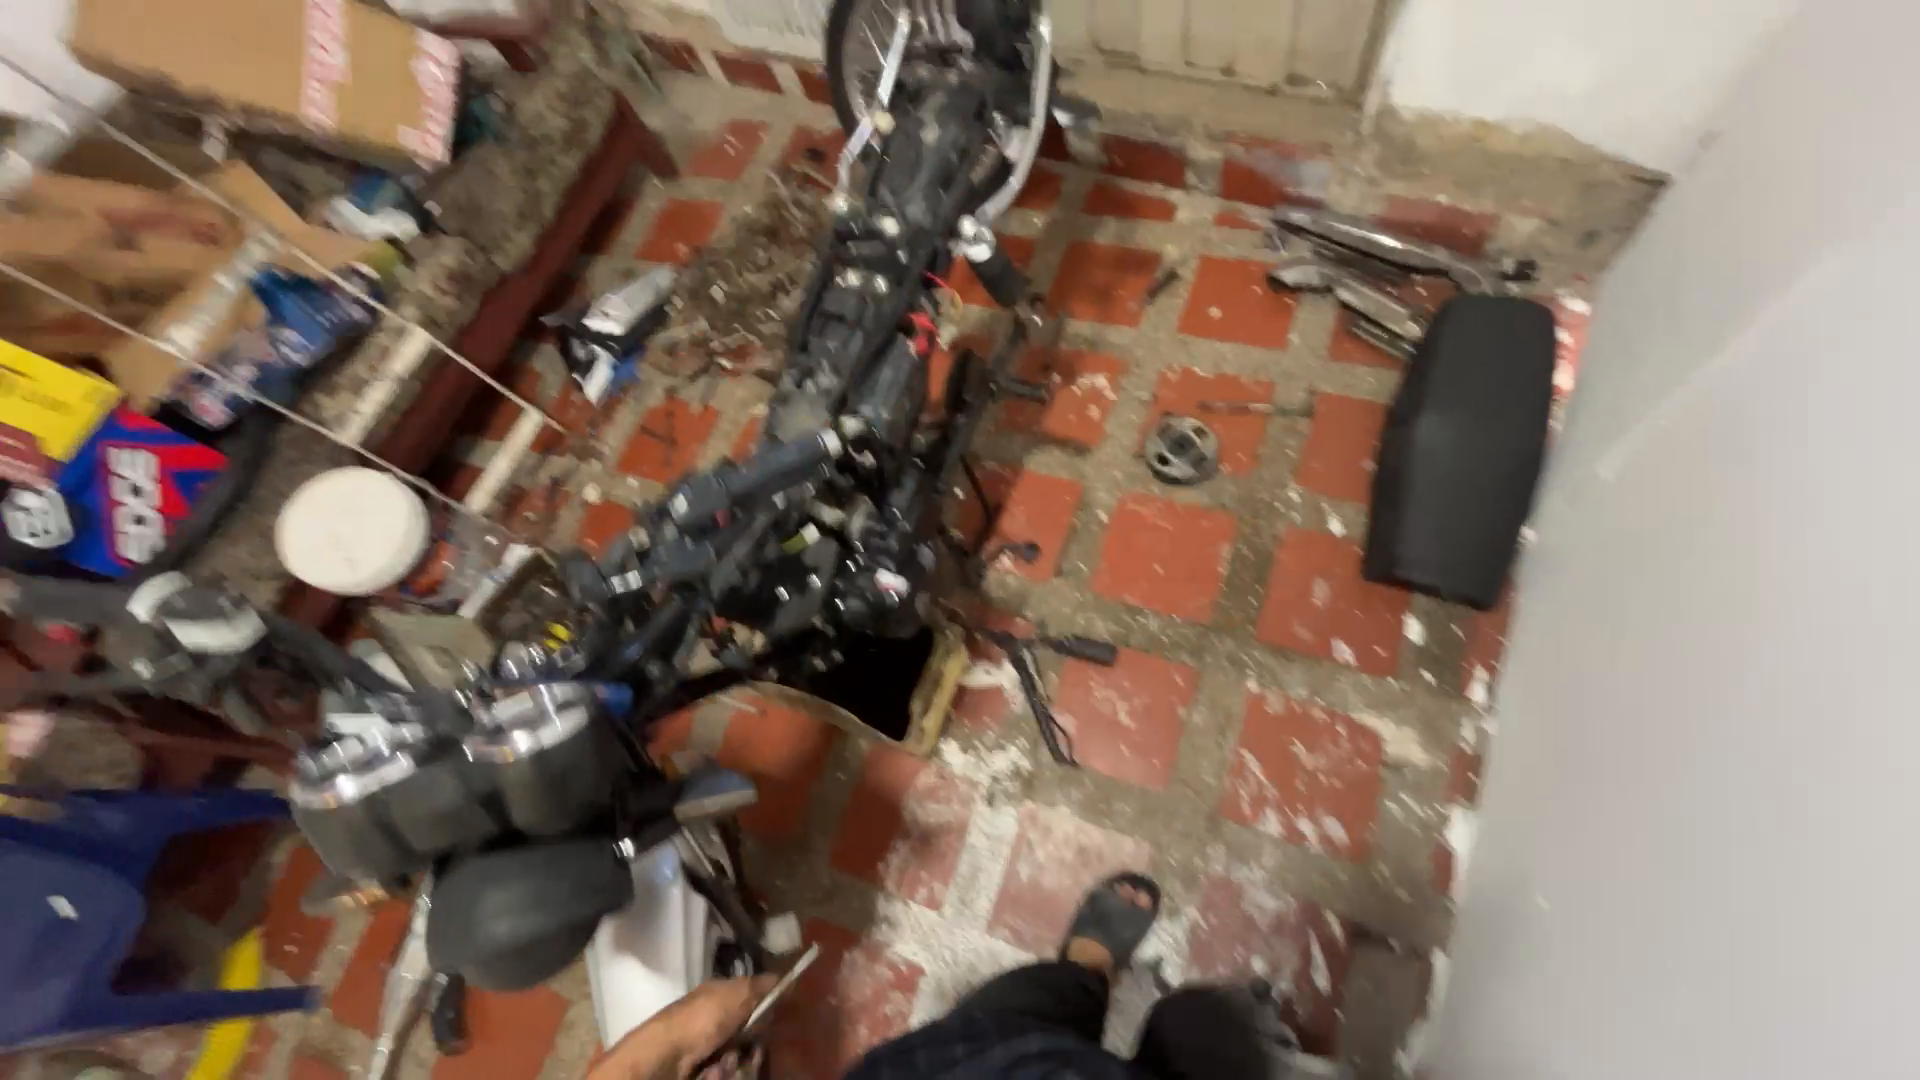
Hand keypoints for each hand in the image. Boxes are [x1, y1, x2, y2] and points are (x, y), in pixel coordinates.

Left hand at [589, 975, 777, 1079]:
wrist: (662, 1060)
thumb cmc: (701, 1019)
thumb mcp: (737, 994)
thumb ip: (763, 987)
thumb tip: (787, 978)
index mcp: (721, 998)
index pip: (753, 1004)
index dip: (765, 1017)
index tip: (771, 1027)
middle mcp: (715, 1023)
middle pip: (749, 1039)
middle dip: (751, 1050)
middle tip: (750, 1054)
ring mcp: (706, 1051)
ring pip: (738, 1062)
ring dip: (734, 1067)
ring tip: (720, 1068)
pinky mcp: (702, 1073)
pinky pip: (722, 1076)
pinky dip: (718, 1077)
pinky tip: (709, 1076)